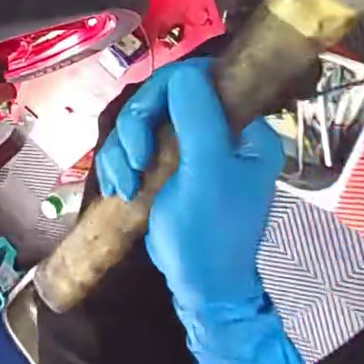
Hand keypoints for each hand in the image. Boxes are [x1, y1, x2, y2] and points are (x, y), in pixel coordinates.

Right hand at [97, 60, 330, 363]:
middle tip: (133, 161)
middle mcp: (218, 128)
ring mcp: (189, 145)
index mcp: (242, 127)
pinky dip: (120, 163)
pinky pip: (133, 143)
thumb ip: (199, 119)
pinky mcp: (165, 162)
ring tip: (124, 183)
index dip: (165, 92)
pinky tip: (121, 188)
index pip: (200, 79)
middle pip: (163, 97)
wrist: (199, 289)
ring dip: (123, 149)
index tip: (145, 123)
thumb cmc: (209, 234)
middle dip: (137, 128)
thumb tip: (183, 74)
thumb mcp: (207, 174)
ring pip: (142, 120)